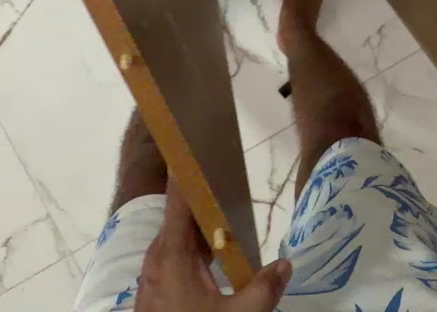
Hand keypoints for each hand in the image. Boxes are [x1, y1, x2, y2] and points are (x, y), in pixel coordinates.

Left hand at [139, 175, 292, 311]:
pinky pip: (173, 261)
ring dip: (197, 229)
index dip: (184, 169)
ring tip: (226, 216)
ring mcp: (150, 281)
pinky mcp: (152, 298)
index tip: (191, 140)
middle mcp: (155, 261)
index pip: (177, 199)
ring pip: (175, 242)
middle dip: (201, 199)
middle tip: (225, 178)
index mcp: (171, 255)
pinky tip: (213, 258)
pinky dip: (192, 252)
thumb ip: (263, 289)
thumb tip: (286, 264)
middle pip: (178, 218)